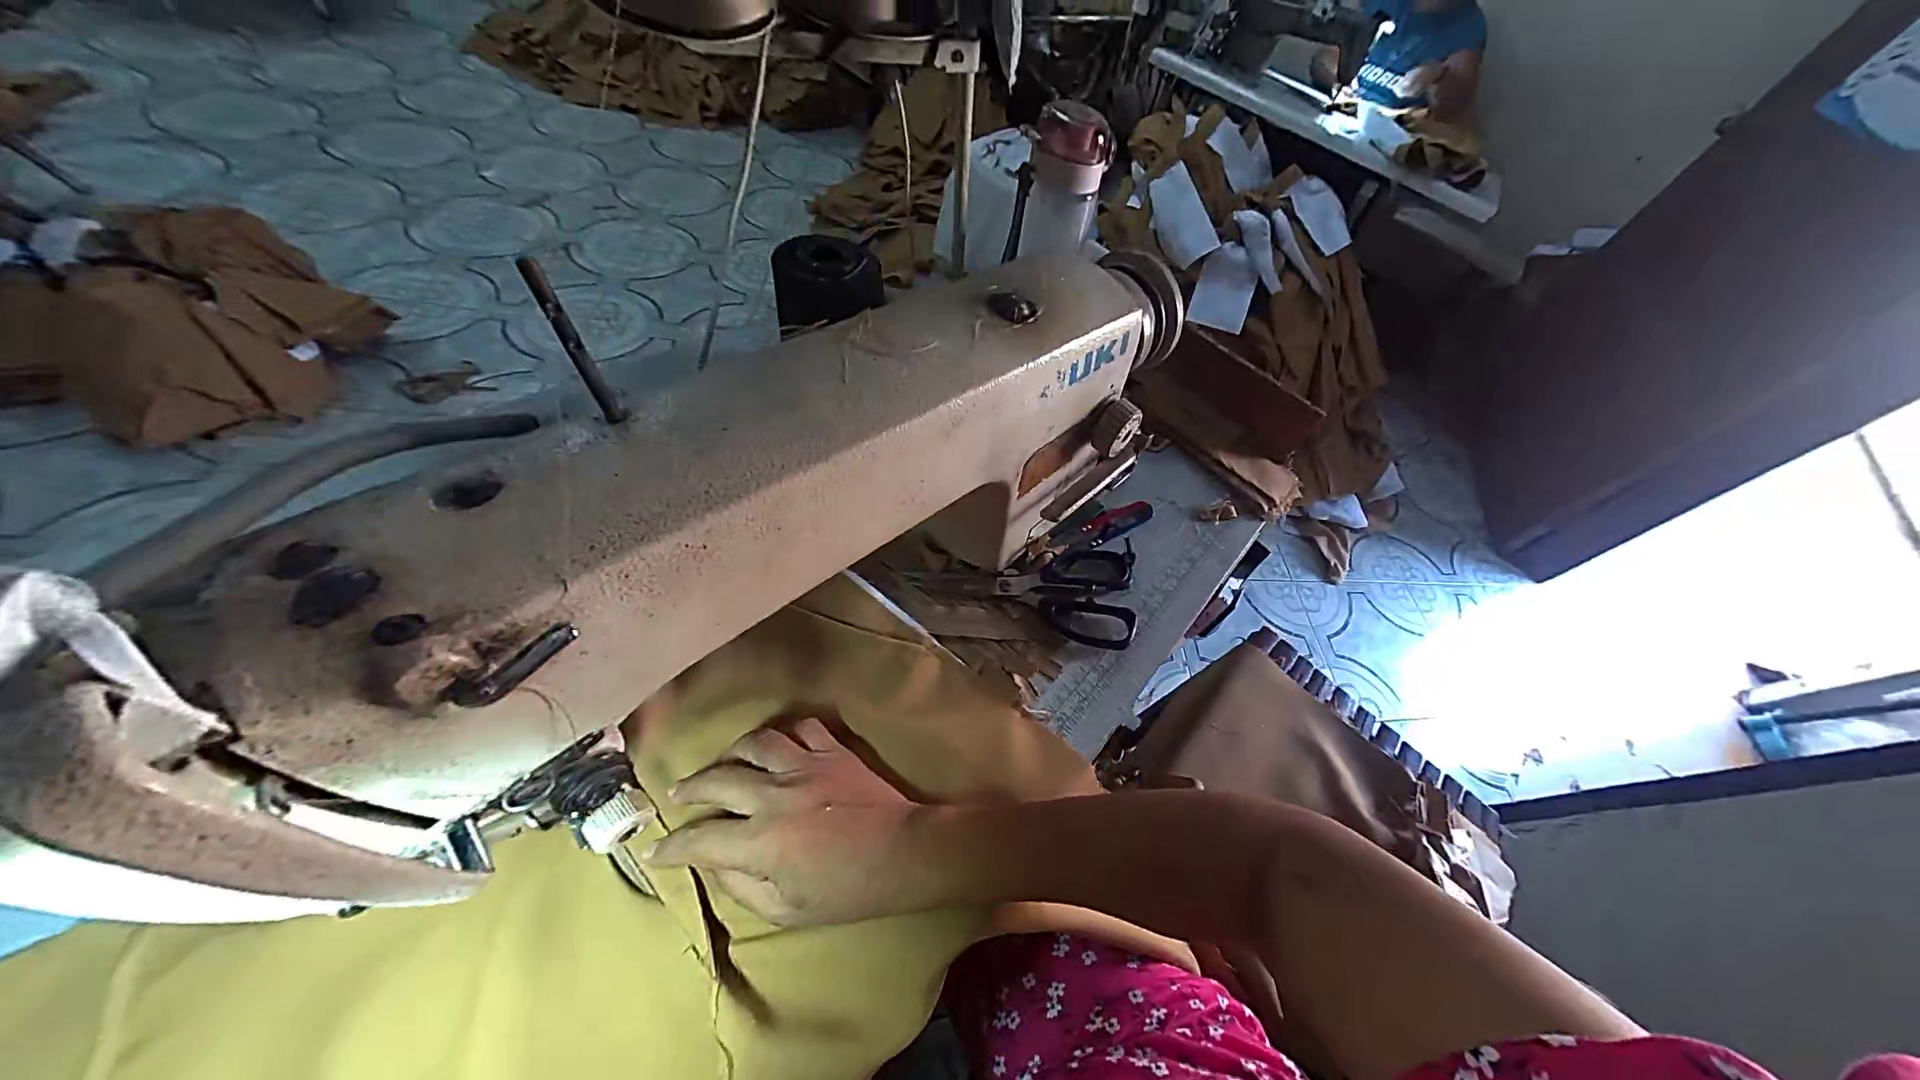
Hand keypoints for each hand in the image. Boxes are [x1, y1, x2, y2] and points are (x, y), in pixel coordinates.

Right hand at [644, 718, 928, 925]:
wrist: (904, 852)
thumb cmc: (847, 890)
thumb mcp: (788, 909)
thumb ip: (743, 887)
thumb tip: (713, 866)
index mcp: (762, 840)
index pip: (701, 839)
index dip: (673, 846)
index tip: (656, 850)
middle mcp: (776, 794)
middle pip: (719, 779)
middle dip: (691, 788)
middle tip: (679, 794)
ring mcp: (805, 765)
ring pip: (756, 742)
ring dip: (732, 752)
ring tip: (725, 762)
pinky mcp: (832, 750)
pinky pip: (801, 728)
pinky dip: (784, 733)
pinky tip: (777, 744)